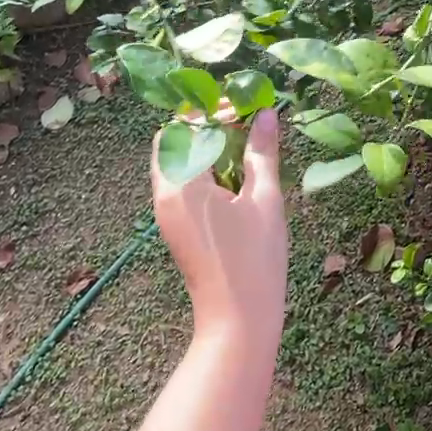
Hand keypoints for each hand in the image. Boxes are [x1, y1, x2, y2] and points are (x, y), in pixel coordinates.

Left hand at [151, 109, 287, 345]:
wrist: (237, 321)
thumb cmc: (255, 259)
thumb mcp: (265, 200)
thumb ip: (263, 153)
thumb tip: (266, 113)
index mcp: (182, 183)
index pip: (186, 127)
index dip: (214, 111)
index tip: (246, 109)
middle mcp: (165, 193)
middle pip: (173, 141)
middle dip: (205, 126)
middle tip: (241, 124)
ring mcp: (166, 212)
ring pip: (175, 162)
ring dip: (203, 148)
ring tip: (241, 148)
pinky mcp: (174, 227)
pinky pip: (180, 184)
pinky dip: (201, 170)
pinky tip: (233, 177)